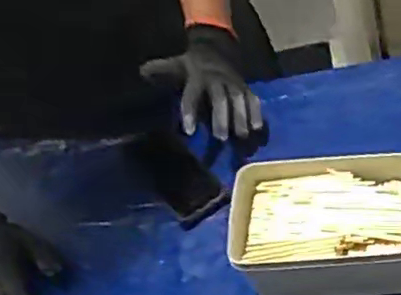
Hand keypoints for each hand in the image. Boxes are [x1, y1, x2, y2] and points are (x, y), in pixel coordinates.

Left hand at [139, 25, 263, 139]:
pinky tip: (258, 130)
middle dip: (221, 117)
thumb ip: (162, 71)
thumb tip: (142, 72)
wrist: (217, 49)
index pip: (192, 94)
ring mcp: (233, 85)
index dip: (189, 111)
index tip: (188, 131)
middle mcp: (217, 80)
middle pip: (220, 99)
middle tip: (220, 138)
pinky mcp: (246, 90)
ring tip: (242, 138)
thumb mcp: (177, 65)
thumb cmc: (193, 66)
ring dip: (241, 119)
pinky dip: (257, 114)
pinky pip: (253, 101)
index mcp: (198, 77)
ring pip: (239, 100)